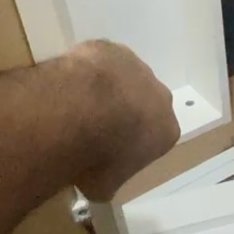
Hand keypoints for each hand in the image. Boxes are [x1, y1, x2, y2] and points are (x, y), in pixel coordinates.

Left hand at [62, 40, 179, 198]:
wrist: (77, 112)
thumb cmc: (97, 157)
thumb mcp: (104, 185)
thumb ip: (108, 181)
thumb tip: (99, 183)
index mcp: (166, 129)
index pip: (155, 138)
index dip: (132, 145)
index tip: (110, 152)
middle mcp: (158, 95)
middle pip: (144, 103)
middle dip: (124, 112)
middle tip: (94, 127)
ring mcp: (134, 66)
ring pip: (122, 77)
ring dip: (106, 88)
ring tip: (77, 104)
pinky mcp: (109, 47)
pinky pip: (98, 59)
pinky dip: (86, 69)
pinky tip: (67, 83)